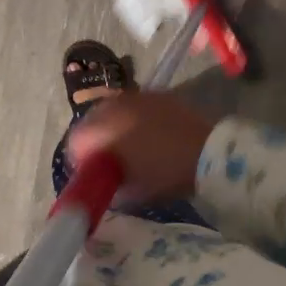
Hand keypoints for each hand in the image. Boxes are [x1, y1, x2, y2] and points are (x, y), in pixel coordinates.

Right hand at [67, 92, 215, 204]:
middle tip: (104, 160)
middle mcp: (116, 106)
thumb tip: (101, 187)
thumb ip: (110, 187)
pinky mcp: (158, 94)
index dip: (78, 159)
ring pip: (111, 108)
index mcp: (105, 130)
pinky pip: (133, 104)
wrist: (210, 153)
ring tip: (124, 145)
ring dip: (110, 125)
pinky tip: (143, 132)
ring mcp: (138, 96)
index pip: (76, 141)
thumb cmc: (167, 174)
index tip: (89, 173)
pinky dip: (130, 117)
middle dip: (93, 139)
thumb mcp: (133, 191)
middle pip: (90, 120)